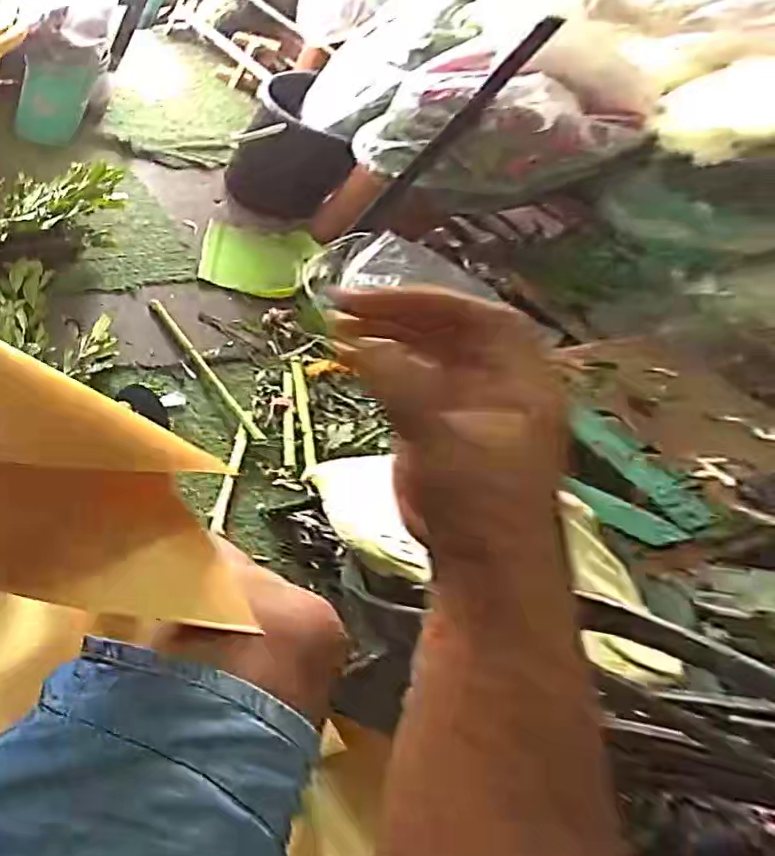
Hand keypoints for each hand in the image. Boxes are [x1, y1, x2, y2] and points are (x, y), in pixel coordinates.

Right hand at [330, 288, 566, 579]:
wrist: (482, 555)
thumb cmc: (475, 499)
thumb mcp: (437, 437)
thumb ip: (397, 384)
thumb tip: (351, 340)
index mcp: (520, 381)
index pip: (480, 319)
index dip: (425, 301)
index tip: (368, 300)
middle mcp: (497, 384)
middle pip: (450, 329)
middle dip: (396, 312)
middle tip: (340, 306)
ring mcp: (466, 402)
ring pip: (426, 349)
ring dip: (383, 332)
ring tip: (337, 325)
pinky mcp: (437, 419)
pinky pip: (408, 373)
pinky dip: (378, 359)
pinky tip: (349, 355)